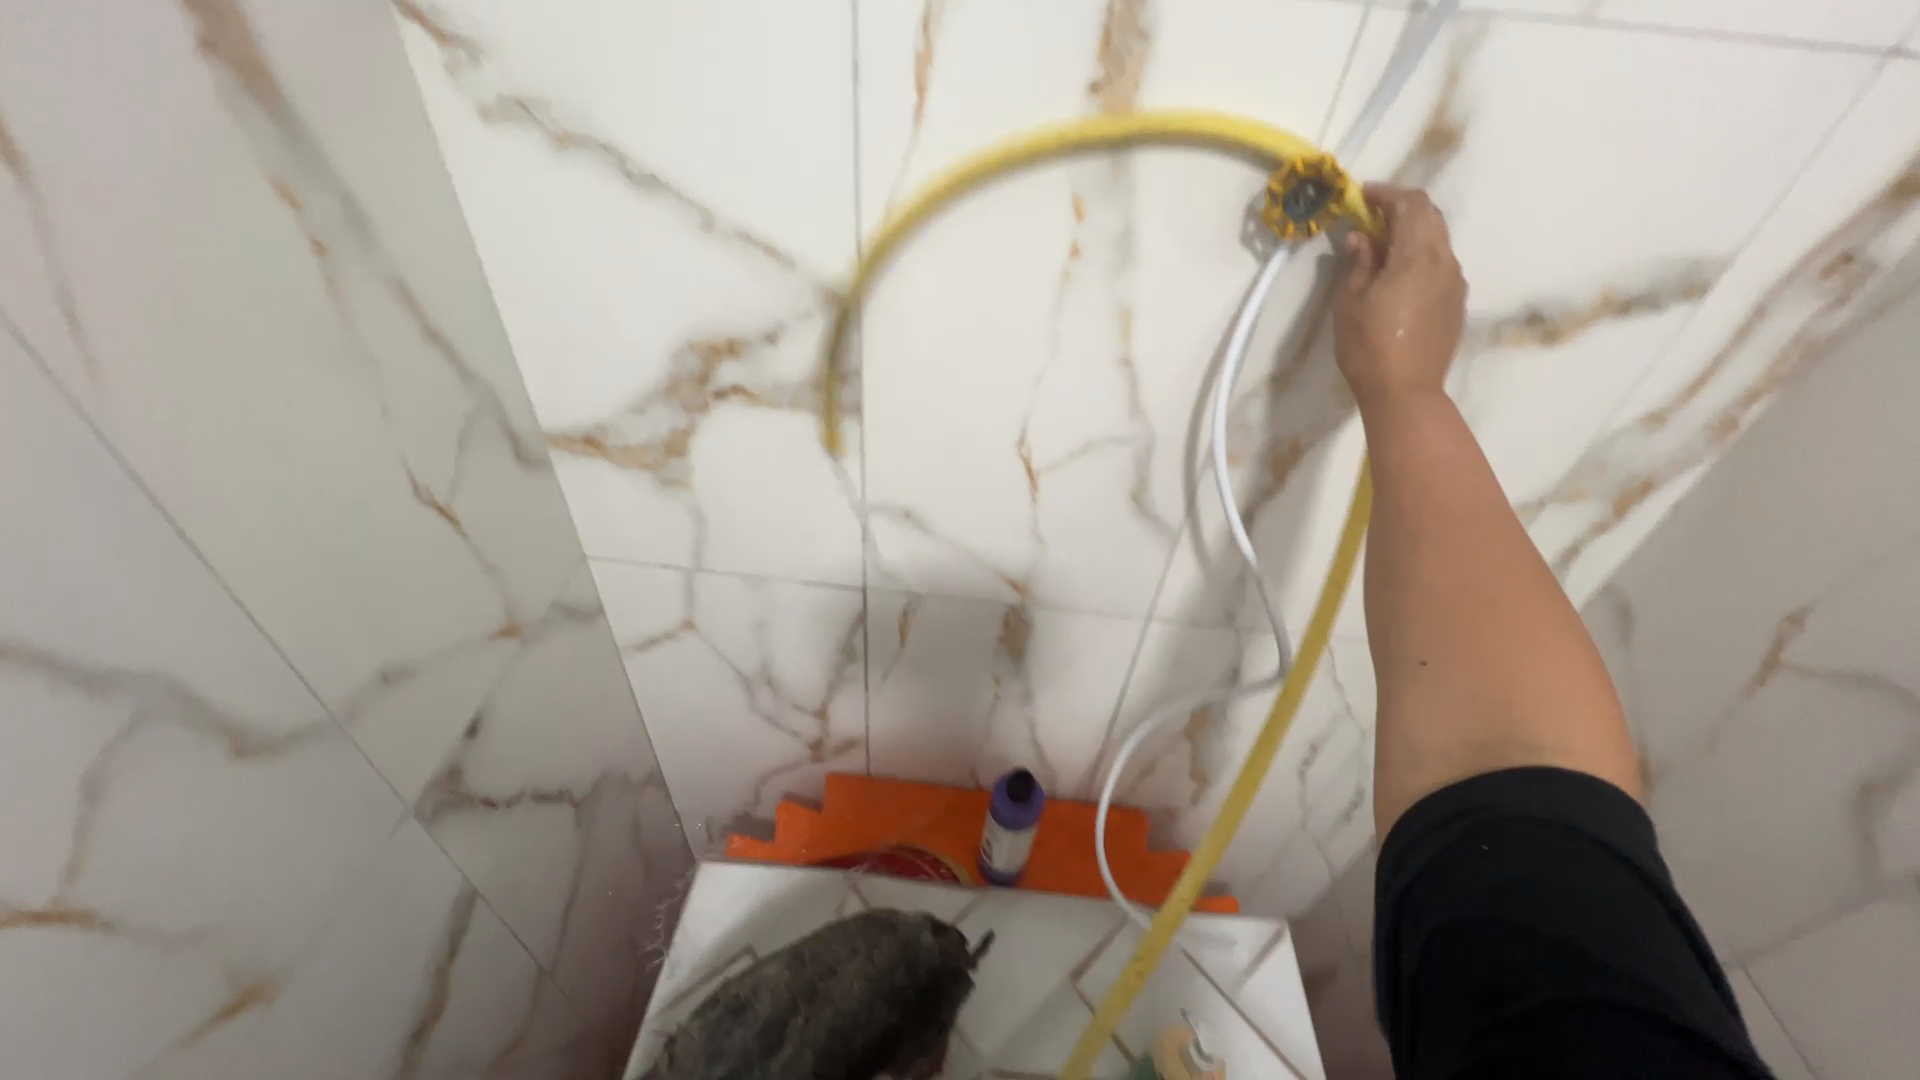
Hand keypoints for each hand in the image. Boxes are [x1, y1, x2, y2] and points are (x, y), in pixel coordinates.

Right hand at [1333, 184, 1466, 410]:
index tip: (1363, 195)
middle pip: (1430, 217)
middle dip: (1402, 209)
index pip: (1411, 205)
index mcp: (1417, 257)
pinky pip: (1440, 265)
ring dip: (1412, 233)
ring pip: (1437, 241)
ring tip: (1382, 246)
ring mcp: (1455, 282)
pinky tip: (1398, 275)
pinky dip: (1420, 256)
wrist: (1405, 392)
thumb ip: (1359, 264)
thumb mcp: (1350, 303)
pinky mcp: (1456, 302)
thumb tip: (1360, 238)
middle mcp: (1444, 261)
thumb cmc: (1368, 347)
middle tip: (1371, 217)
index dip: (1388, 193)